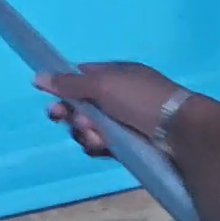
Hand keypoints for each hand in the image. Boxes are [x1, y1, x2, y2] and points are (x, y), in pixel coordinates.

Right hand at [33, 62, 185, 156]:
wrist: (182, 133)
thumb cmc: (142, 99)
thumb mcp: (102, 84)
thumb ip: (68, 83)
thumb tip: (37, 76)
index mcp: (117, 75)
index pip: (81, 77)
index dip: (64, 86)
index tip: (49, 95)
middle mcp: (119, 97)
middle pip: (80, 104)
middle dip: (69, 112)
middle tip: (62, 118)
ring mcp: (123, 122)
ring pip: (87, 127)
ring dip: (82, 130)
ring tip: (92, 133)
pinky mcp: (127, 144)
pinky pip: (100, 144)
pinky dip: (95, 145)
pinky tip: (99, 145)